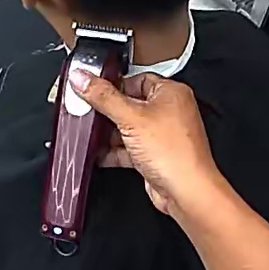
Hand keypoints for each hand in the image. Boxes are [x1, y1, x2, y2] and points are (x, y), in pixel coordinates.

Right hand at [70, 68, 229, 217]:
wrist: (185, 191)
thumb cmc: (175, 153)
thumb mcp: (131, 118)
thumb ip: (104, 97)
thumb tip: (83, 79)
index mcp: (171, 93)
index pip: (137, 78)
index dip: (114, 83)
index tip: (92, 88)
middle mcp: (170, 112)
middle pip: (131, 103)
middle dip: (109, 111)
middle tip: (88, 111)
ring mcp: (163, 135)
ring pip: (129, 128)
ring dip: (110, 133)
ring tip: (91, 133)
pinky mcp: (155, 155)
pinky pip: (130, 148)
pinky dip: (115, 151)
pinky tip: (100, 154)